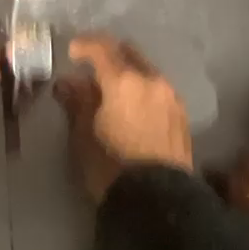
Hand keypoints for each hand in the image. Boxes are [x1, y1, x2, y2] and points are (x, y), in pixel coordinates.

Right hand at [54, 34, 193, 199]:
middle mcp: (151, 79)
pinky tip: (130, 106)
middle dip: (108, 54)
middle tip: (90, 66)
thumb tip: (68, 83)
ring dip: (127, 72)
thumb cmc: (112, 167)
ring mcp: (170, 96)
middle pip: (127, 52)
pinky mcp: (181, 115)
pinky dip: (141, 88)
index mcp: (124, 80)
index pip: (102, 48)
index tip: (71, 52)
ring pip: (145, 70)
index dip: (84, 45)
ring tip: (110, 90)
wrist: (158, 204)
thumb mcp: (84, 134)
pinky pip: (156, 89)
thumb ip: (77, 101)